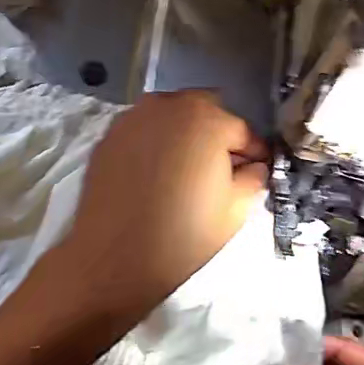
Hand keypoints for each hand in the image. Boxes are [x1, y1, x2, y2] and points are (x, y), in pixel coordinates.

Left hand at [34, 91, 267, 337]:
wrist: (114, 258)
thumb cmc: (184, 235)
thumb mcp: (236, 209)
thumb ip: (254, 177)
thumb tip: (253, 166)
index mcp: (206, 119)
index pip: (242, 130)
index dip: (253, 153)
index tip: (254, 171)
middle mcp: (168, 105)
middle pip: (205, 112)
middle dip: (217, 135)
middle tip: (219, 171)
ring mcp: (133, 117)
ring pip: (171, 116)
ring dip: (184, 135)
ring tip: (184, 172)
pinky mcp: (109, 136)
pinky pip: (143, 131)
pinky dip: (155, 143)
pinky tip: (154, 175)